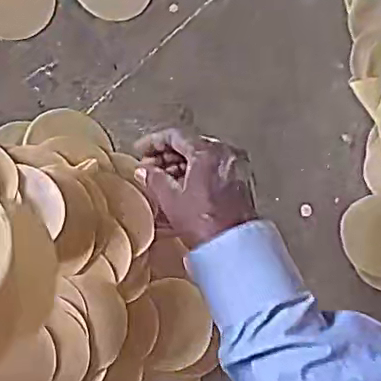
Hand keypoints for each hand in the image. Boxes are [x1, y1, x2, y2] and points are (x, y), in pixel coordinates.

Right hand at [133, 129, 257, 247]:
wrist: (232, 245)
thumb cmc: (205, 223)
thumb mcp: (170, 199)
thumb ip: (154, 178)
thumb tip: (144, 170)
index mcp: (208, 152)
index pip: (175, 135)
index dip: (153, 141)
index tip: (141, 149)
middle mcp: (225, 153)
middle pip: (190, 144)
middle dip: (166, 155)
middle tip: (148, 166)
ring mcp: (234, 167)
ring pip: (201, 157)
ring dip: (179, 165)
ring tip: (161, 180)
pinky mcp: (239, 182)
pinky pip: (212, 168)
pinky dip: (194, 173)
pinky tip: (180, 187)